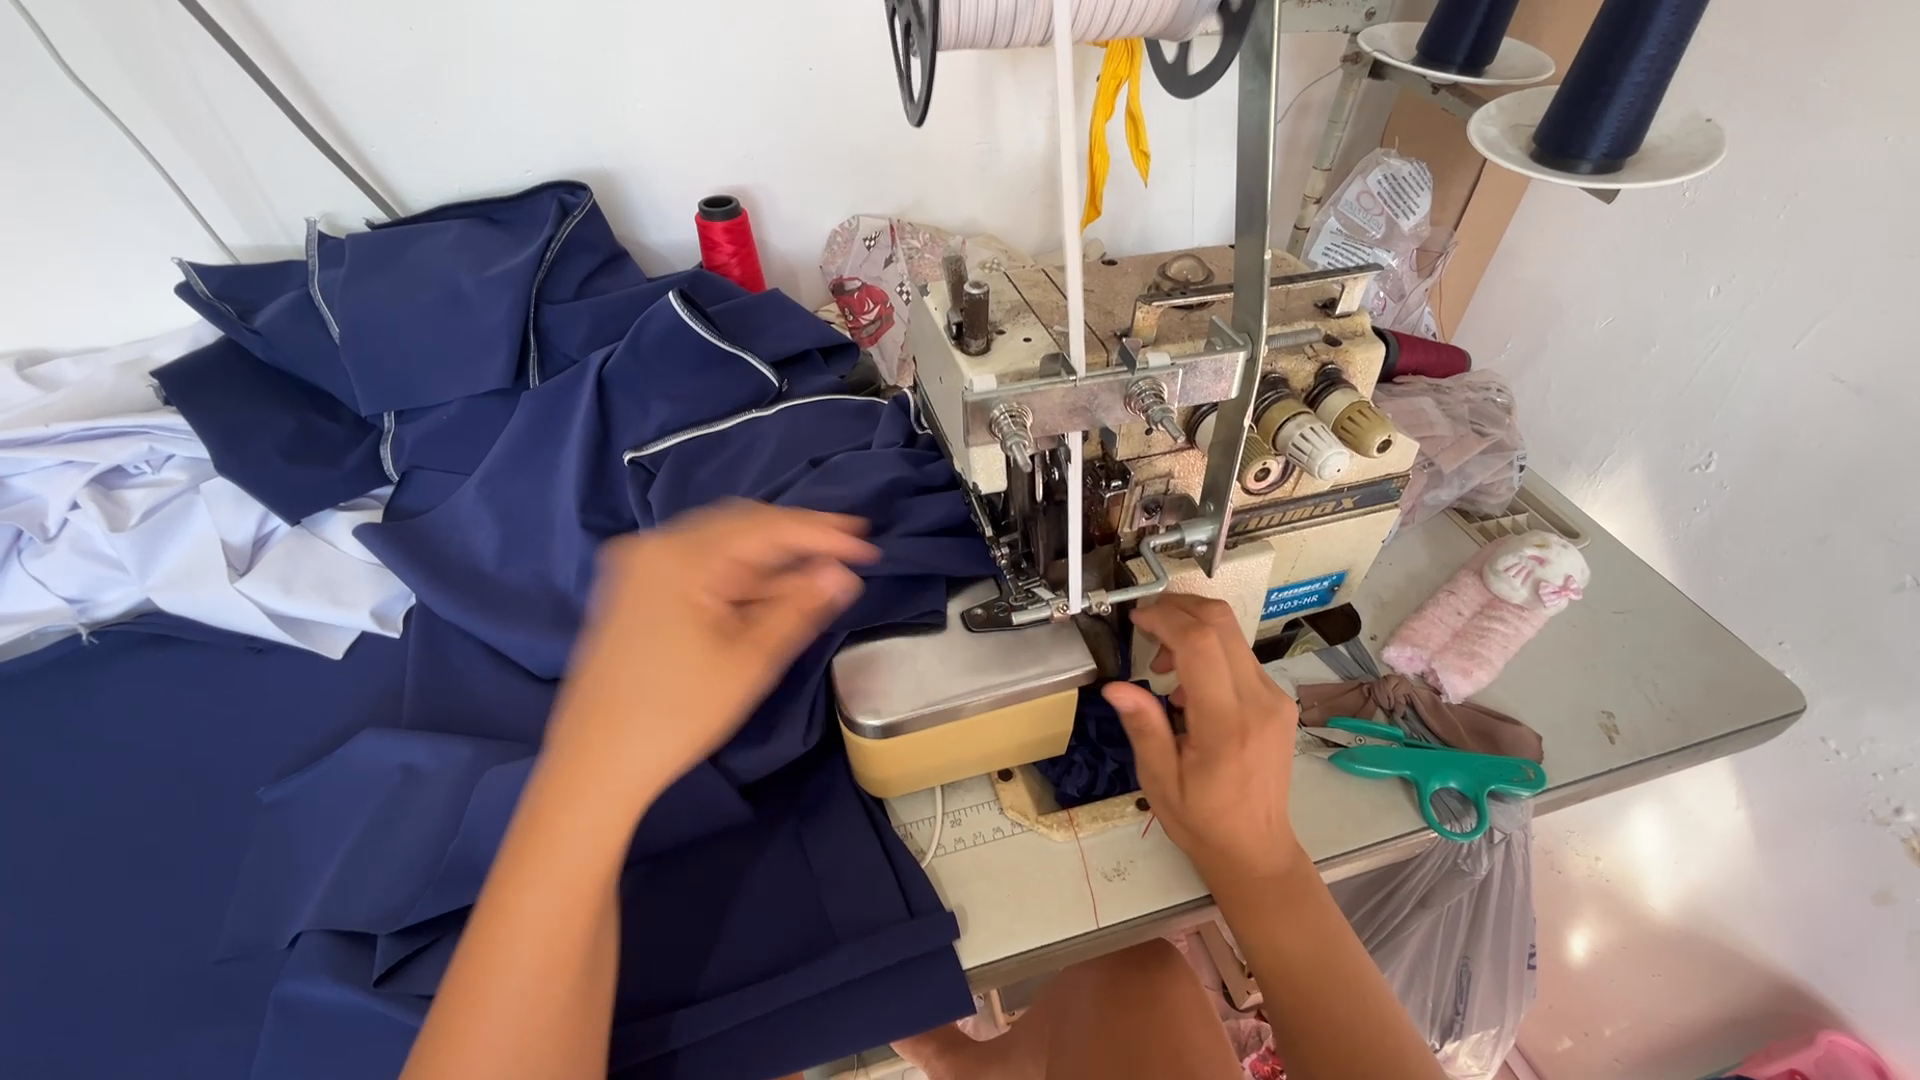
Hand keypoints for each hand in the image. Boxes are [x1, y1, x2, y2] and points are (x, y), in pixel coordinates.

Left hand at [544, 500, 877, 816]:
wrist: (593, 765)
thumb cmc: (677, 714)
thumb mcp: (751, 660)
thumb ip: (800, 608)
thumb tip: (842, 574)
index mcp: (679, 556)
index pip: (765, 527)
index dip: (821, 534)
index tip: (866, 545)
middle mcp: (654, 547)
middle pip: (741, 526)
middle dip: (797, 537)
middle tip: (849, 546)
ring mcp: (641, 568)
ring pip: (721, 546)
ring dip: (771, 557)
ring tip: (821, 568)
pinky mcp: (637, 591)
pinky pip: (700, 567)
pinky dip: (740, 576)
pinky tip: (774, 589)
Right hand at [1104, 594, 1304, 891]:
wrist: (1256, 847)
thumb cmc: (1201, 820)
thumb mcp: (1159, 781)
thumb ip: (1143, 727)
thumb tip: (1115, 687)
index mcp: (1226, 724)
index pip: (1201, 644)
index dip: (1165, 618)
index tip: (1136, 619)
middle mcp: (1259, 701)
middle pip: (1222, 623)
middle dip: (1178, 608)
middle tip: (1144, 623)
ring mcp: (1274, 697)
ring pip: (1231, 633)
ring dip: (1191, 629)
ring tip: (1160, 666)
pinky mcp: (1277, 699)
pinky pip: (1239, 654)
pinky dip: (1207, 650)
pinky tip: (1185, 685)